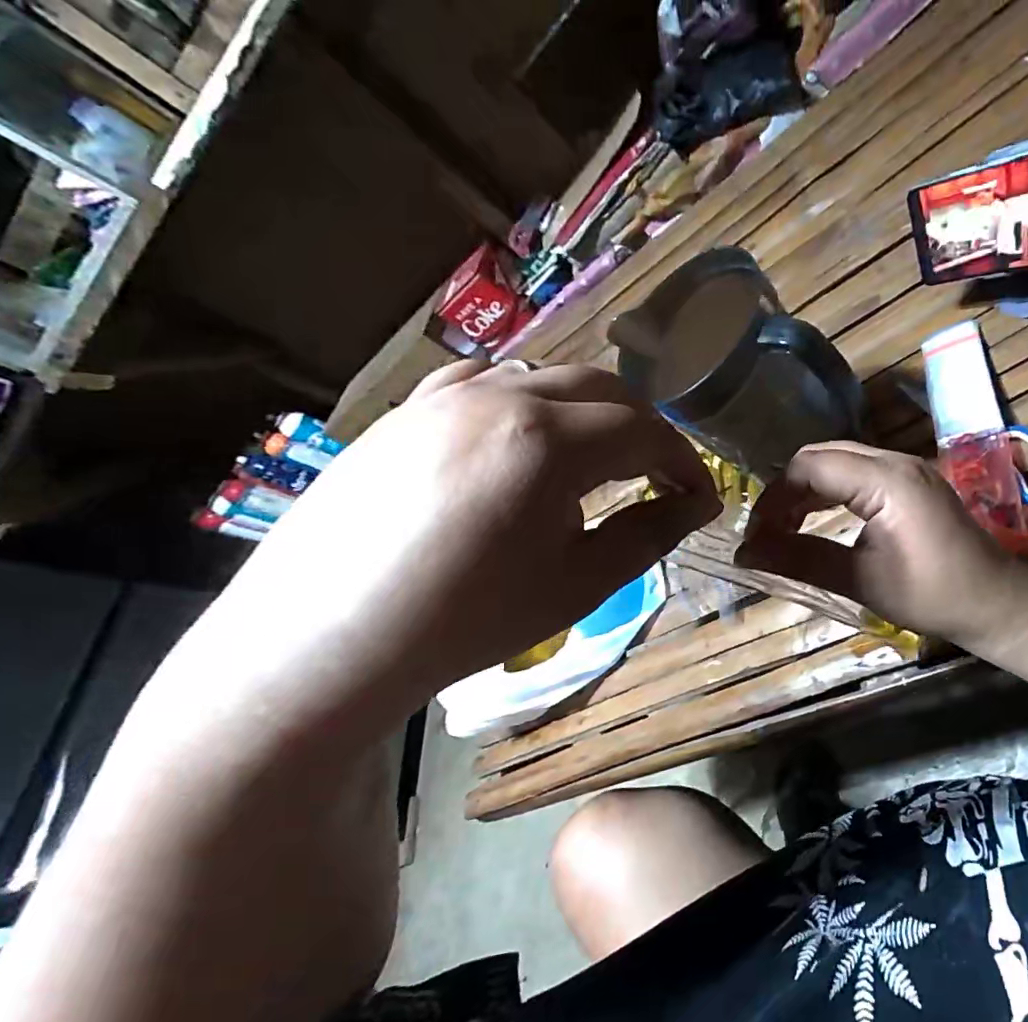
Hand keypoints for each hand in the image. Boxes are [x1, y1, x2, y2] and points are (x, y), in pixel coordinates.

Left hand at [146, 361, 720, 752]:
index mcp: (548, 440)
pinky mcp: (406, 410)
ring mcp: (444, 396)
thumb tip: (692, 506)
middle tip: (656, 478)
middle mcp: (499, 396)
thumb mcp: (576, 585)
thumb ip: (646, 535)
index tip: (699, 497)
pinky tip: (521, 435)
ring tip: (593, 461)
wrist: (328, 640)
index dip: (683, 462)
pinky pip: (483, 382)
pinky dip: (524, 400)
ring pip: (542, 376)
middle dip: (642, 430)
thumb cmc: (466, 621)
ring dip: (586, 411)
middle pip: (600, 388)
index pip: (644, 430)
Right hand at [735, 442, 1027, 650]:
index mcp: (885, 480)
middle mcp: (894, 461)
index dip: (773, 500)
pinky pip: (856, 472)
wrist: (997, 603)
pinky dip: (828, 492)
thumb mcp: (861, 581)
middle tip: (764, 532)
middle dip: (785, 491)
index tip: (754, 538)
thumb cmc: (933, 596)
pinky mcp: (910, 482)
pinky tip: (815, 519)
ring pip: (837, 461)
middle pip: (820, 456)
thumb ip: (801, 560)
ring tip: (782, 528)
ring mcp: (905, 468)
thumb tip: (745, 556)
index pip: (809, 467)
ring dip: (805, 490)